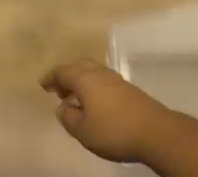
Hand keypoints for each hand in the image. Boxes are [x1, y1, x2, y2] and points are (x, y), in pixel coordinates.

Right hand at [40, 59, 177, 164]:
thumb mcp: (83, 131)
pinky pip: (102, 79)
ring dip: (80, 80)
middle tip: (58, 89)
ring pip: (92, 71)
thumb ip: (68, 118)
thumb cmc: (114, 130)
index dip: (51, 77)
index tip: (43, 84)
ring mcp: (115, 78)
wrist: (154, 131)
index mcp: (85, 78)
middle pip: (78, 66)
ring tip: (75, 97)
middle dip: (66, 75)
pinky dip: (92, 86)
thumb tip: (62, 107)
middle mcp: (99, 72)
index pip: (63, 71)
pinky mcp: (127, 88)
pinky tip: (94, 102)